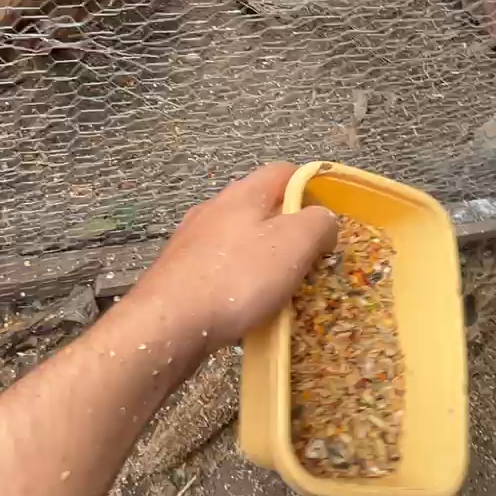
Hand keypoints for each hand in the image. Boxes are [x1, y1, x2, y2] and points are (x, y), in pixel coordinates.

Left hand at [128, 163, 338, 355]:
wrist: (167, 324)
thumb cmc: (236, 278)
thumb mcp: (294, 244)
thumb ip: (318, 223)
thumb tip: (324, 219)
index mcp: (244, 193)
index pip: (283, 171)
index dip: (310, 185)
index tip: (328, 214)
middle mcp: (215, 208)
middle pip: (261, 205)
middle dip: (288, 227)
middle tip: (309, 256)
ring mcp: (192, 239)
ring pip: (239, 238)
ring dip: (263, 256)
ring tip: (280, 286)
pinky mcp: (180, 272)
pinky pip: (220, 267)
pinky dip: (239, 280)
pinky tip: (245, 306)